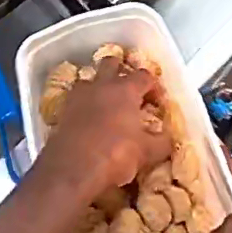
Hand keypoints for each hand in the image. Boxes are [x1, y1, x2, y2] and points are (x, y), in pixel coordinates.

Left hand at [36, 61, 172, 198]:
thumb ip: (162, 142)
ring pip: (90, 78)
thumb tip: (169, 138)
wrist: (72, 169)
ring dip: (99, 85)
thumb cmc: (115, 154)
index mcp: (126, 89)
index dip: (154, 86)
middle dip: (122, 71)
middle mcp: (102, 84)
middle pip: (112, 63)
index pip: (145, 75)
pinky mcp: (62, 109)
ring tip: (106, 103)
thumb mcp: (147, 153)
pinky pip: (75, 97)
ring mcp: (79, 95)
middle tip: (130, 91)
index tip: (157, 102)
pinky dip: (83, 103)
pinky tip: (87, 118)